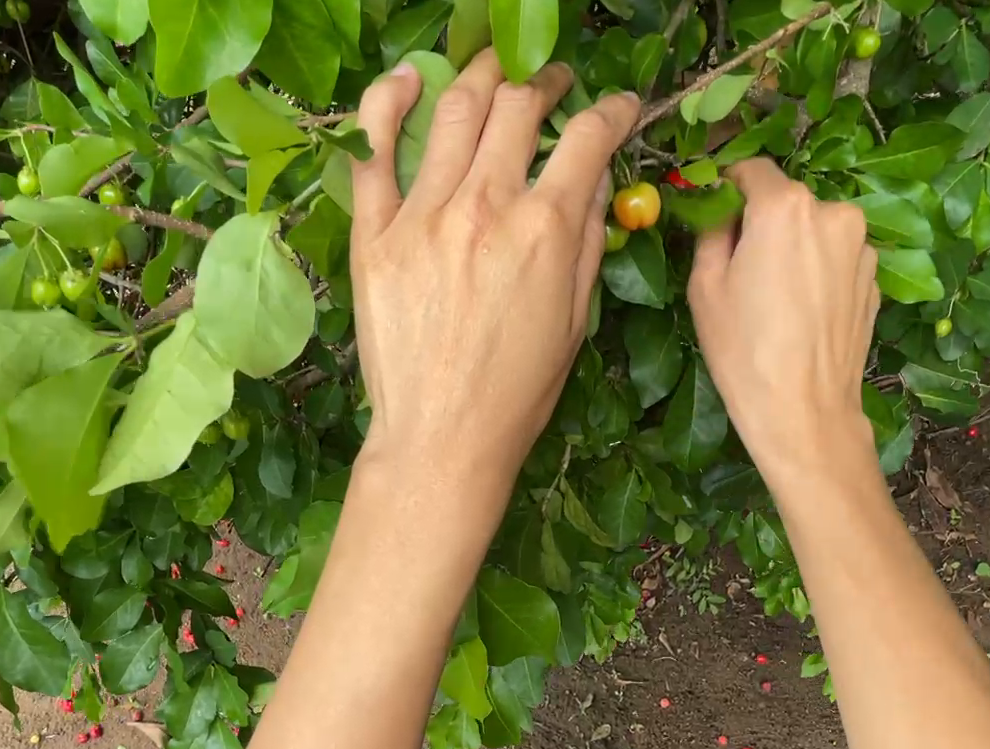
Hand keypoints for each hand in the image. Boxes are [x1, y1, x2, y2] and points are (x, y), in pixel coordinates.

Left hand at [350, 51, 639, 491]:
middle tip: (554, 83)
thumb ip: (585, 242)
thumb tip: (591, 179)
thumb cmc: (518, 393)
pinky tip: (406, 82)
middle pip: (518, 107)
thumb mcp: (574, 323)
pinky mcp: (374, 236)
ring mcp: (422, 216)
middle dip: (546, 82)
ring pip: (453, 111)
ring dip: (482, 76)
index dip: (611, 112)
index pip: (587, 139)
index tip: (618, 107)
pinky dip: (388, 104)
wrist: (443, 438)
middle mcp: (484, 207)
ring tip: (496, 69)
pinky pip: (371, 151)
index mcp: (544, 231)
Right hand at [687, 159, 880, 484]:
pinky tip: (803, 315)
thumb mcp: (704, 288)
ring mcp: (861, 246)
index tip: (713, 209)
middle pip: (786, 203)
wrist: (803, 411)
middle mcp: (833, 212)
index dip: (727, 185)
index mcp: (784, 206)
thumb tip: (719, 211)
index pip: (751, 169)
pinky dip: (818, 272)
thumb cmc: (743, 351)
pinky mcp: (875, 278)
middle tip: (742, 270)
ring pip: (815, 231)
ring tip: (776, 300)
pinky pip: (836, 260)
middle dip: (763, 224)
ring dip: (795, 249)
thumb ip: (711, 232)